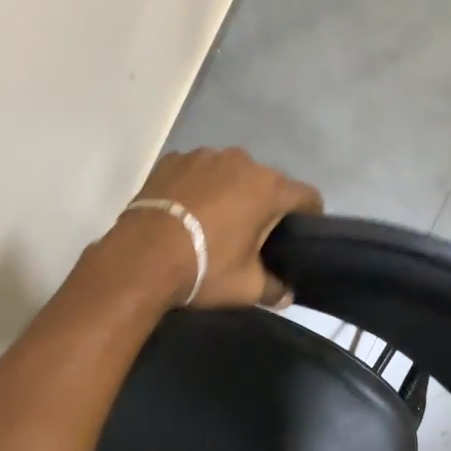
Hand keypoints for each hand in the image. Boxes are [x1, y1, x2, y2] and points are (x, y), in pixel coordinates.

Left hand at [101, 148, 322, 308]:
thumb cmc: (203, 269)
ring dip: (230, 194)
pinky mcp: (171, 160)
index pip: (307, 196)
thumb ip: (274, 288)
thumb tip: (285, 294)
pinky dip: (198, 189)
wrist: (141, 258)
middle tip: (252, 238)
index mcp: (268, 188)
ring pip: (230, 174)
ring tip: (214, 225)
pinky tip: (185, 214)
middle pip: (266, 183)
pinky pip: (197, 174)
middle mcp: (240, 161)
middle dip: (264, 207)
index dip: (309, 218)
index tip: (300, 238)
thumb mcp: (246, 288)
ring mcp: (203, 156)